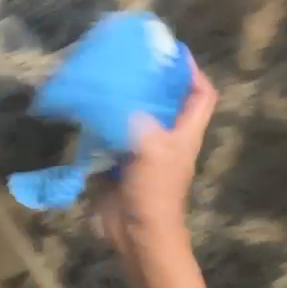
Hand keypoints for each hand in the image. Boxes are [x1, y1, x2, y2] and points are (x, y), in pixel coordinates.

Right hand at [97, 65, 217, 253]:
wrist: (137, 235)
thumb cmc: (155, 193)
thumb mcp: (152, 150)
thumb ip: (138, 119)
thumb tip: (117, 97)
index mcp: (185, 132)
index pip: (201, 95)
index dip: (191, 71)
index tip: (170, 51)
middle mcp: (165, 136)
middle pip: (165, 99)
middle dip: (149, 78)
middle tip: (127, 56)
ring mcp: (141, 148)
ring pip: (135, 113)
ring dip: (121, 96)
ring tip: (103, 73)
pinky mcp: (118, 160)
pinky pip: (110, 131)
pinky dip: (100, 117)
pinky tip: (85, 104)